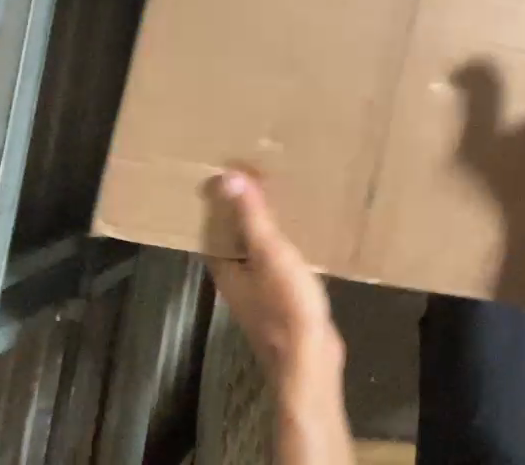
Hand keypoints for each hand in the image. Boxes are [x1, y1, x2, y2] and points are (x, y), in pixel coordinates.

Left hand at [204, 172, 344, 391]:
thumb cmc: (286, 305)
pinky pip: (271, 256)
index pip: (214, 221)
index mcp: (224, 265)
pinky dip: (278, 238)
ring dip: (262, 221)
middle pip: (232, 232)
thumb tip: (228, 176)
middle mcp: (234, 276)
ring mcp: (256, 287)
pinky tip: (297, 227)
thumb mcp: (270, 254)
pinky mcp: (278, 295)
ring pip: (252, 244)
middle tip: (261, 168)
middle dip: (243, 204)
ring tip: (280, 190)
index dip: (222, 193)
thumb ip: (252, 217)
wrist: (309, 360)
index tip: (236, 163)